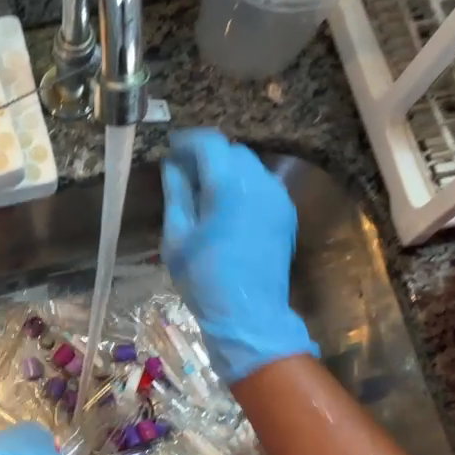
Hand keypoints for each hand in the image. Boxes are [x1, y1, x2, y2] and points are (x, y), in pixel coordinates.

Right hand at [160, 128, 317, 384]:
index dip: (186, 141)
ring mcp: (278, 197)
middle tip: (182, 172)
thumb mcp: (177, 237)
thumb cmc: (204, 278)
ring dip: (225, 170)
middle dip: (207, 154)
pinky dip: (242, 186)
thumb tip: (173, 166)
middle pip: (232, 150)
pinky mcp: (285, 214)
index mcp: (229, 185)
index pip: (209, 142)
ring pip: (249, 167)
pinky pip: (261, 186)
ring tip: (202, 192)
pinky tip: (225, 209)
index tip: (169, 149)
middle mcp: (260, 182)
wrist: (249, 314)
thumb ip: (176, 194)